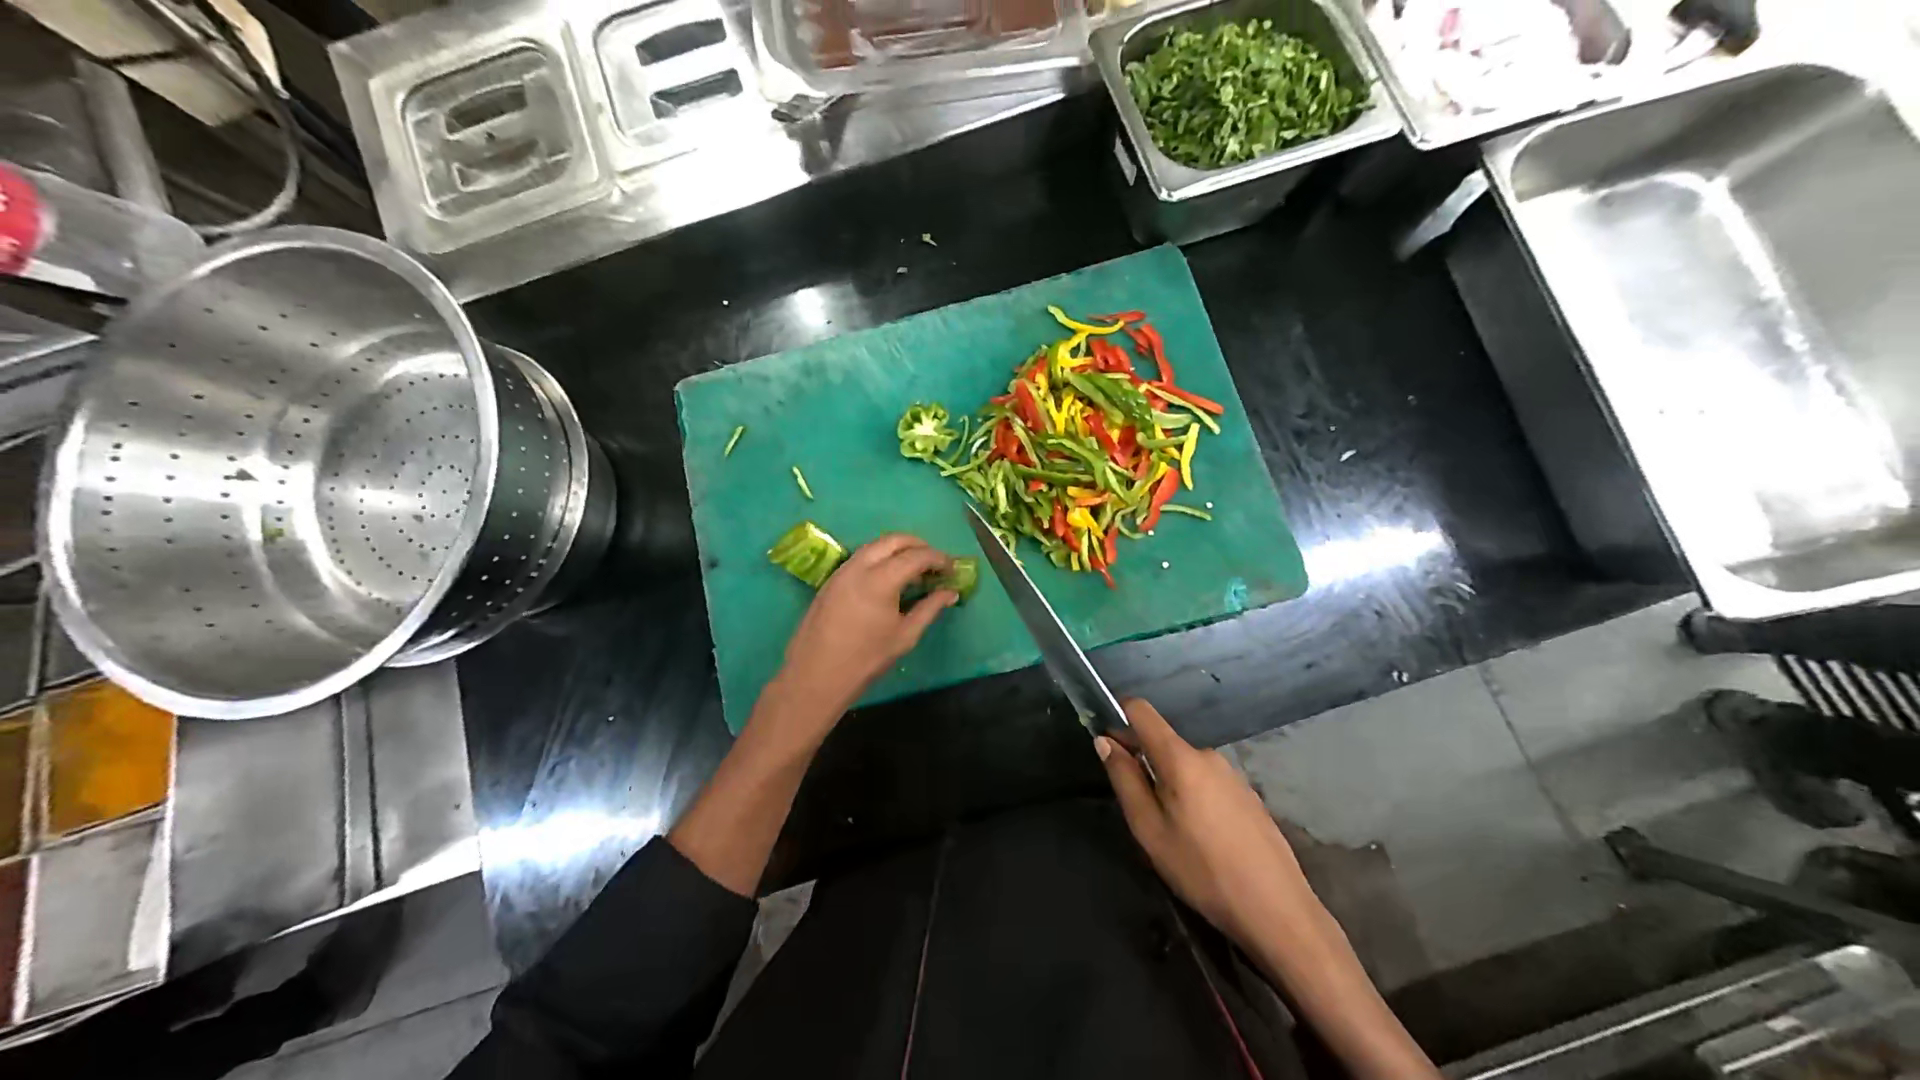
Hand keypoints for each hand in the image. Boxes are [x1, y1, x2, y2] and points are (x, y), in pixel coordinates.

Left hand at [771, 533, 957, 725]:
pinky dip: (880, 557)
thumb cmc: (866, 659)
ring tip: (914, 569)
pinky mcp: (831, 579)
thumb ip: (930, 608)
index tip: (952, 569)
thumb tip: (950, 593)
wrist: (816, 675)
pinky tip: (889, 578)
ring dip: (898, 549)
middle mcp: (860, 566)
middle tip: (935, 563)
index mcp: (881, 579)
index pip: (916, 556)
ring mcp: (842, 570)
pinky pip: (861, 557)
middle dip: (918, 545)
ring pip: (875, 545)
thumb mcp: (905, 636)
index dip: (939, 559)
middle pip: (894, 540)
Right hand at [1095, 698, 1316, 949]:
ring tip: (1170, 829)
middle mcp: (1208, 755)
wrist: (1276, 910)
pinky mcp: (1248, 795)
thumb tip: (1105, 741)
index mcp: (1180, 757)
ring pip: (1185, 765)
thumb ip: (1125, 779)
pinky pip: (1207, 782)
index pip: (1142, 710)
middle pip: (1163, 741)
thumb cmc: (1201, 870)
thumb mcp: (1149, 829)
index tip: (1107, 746)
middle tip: (1137, 807)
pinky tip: (1201, 837)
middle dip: (1142, 761)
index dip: (1118, 717)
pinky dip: (1193, 796)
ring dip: (1168, 783)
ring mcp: (1233, 774)